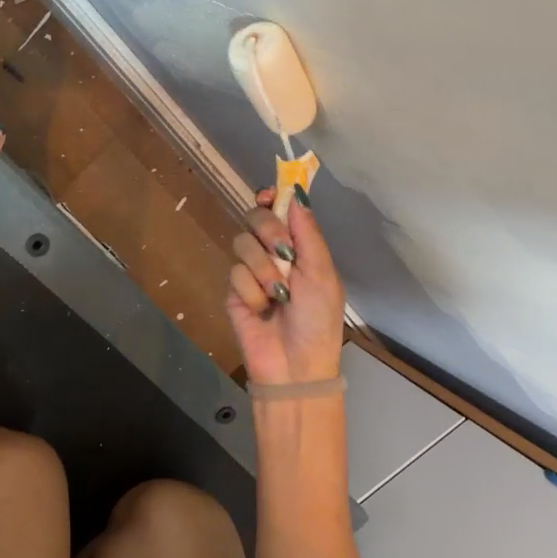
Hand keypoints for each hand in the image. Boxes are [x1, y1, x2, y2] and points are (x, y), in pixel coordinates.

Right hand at [226, 185, 345, 385]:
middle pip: (255, 219)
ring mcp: (251, 274)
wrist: (295, 364)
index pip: (279, 211)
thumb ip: (308, 233)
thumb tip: (295, 194)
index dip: (272, 199)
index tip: (267, 196)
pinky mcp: (233, 293)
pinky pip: (235, 274)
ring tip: (277, 295)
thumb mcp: (322, 273)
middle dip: (268, 232)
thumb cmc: (318, 320)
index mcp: (300, 248)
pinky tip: (262, 310)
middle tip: (283, 253)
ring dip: (263, 269)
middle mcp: (273, 255)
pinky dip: (252, 292)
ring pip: (242, 245)